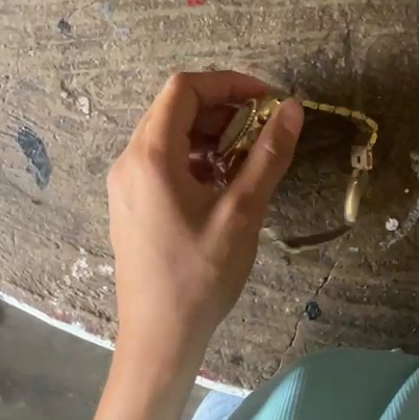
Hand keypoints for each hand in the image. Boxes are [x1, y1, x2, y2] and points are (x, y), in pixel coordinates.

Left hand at [107, 72, 301, 372]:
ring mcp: (126, 185)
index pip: (184, 89)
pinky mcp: (131, 206)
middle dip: (222, 109)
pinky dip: (196, 160)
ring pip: (168, 137)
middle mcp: (129, 162)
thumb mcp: (242, 213)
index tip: (267, 101)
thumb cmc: (199, 277)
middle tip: (263, 130)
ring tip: (248, 160)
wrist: (159, 336)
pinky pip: (162, 164)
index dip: (229, 83)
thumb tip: (292, 110)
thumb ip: (268, 156)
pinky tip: (223, 185)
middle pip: (173, 110)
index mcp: (150, 156)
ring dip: (210, 136)